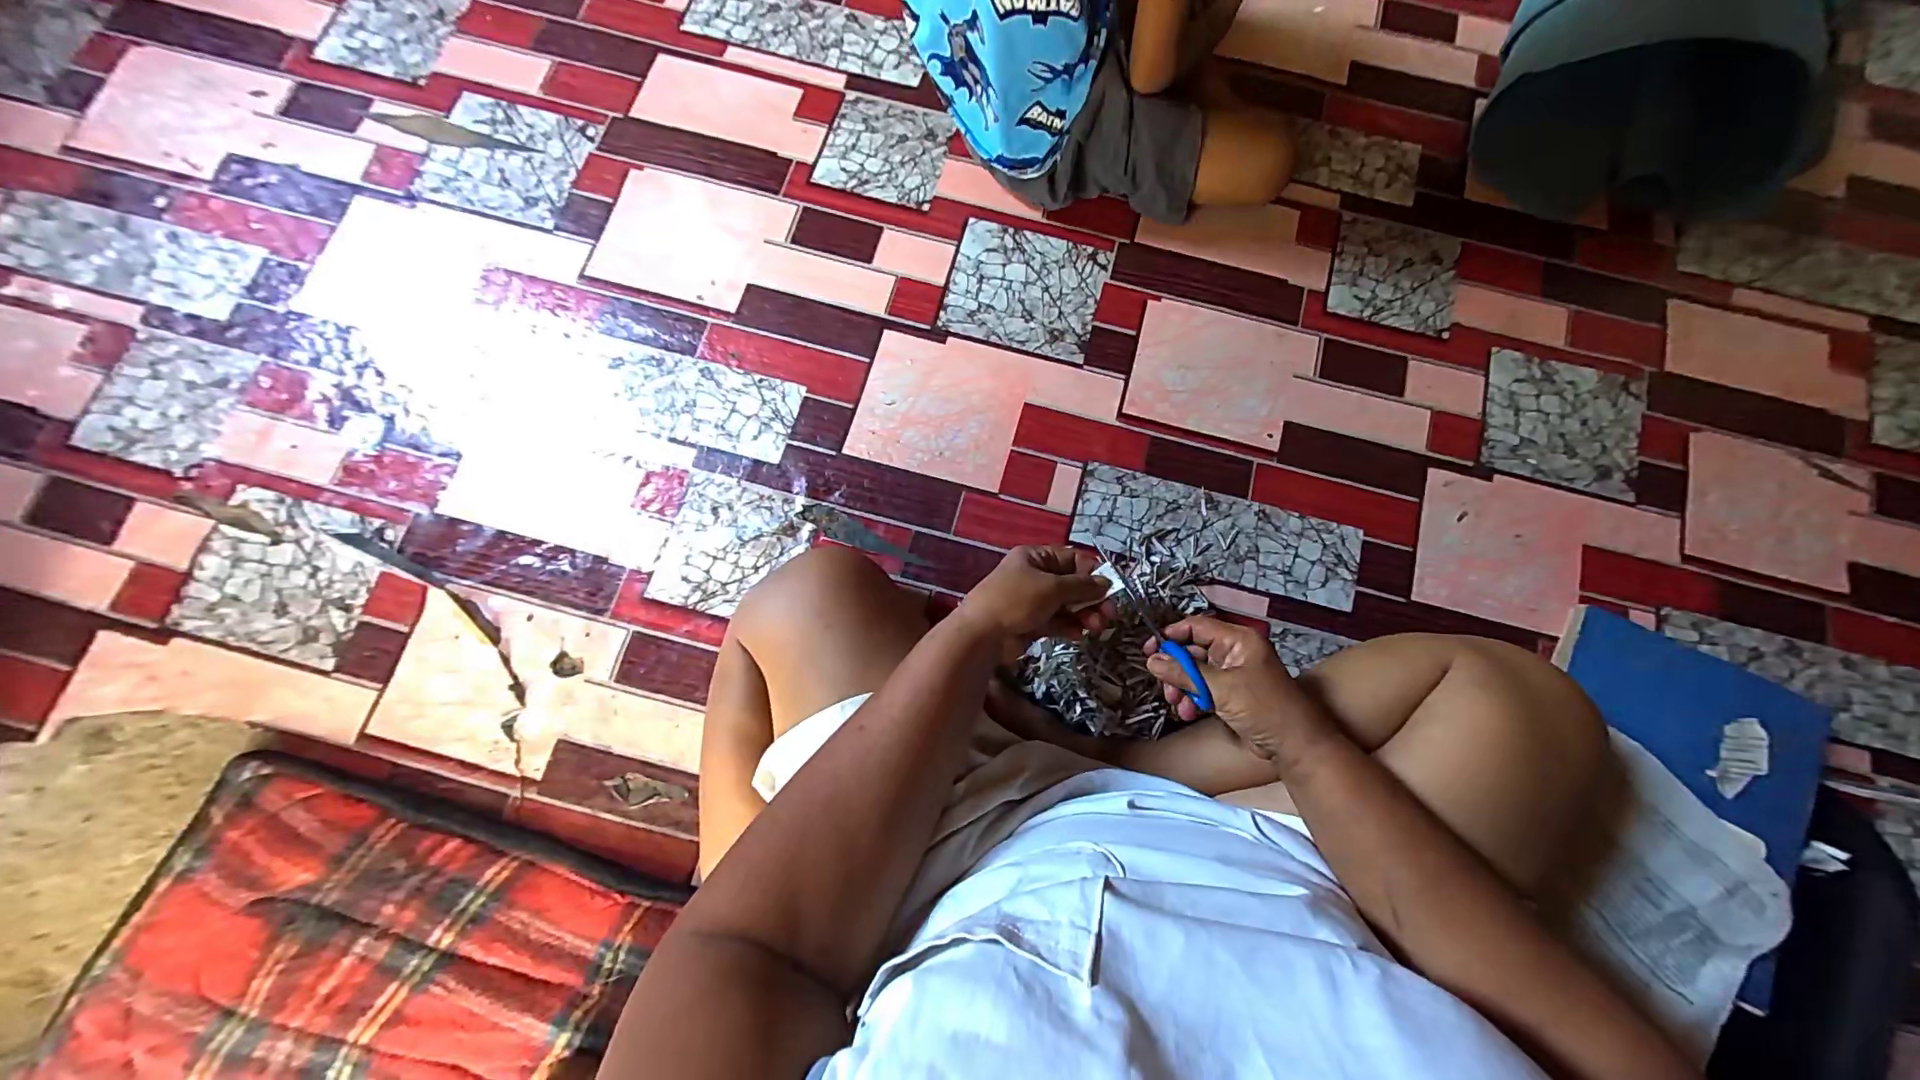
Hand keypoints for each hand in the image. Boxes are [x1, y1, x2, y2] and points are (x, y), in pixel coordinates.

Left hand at [956, 546, 1109, 642]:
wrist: (981, 634)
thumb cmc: (1015, 601)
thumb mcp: (1052, 588)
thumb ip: (1082, 586)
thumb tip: (1106, 583)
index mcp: (1035, 557)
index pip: (1072, 559)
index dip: (1093, 573)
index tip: (1109, 589)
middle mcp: (1034, 576)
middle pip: (1072, 584)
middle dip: (1091, 599)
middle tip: (1109, 615)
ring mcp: (1032, 600)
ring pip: (1066, 605)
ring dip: (1084, 615)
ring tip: (1096, 627)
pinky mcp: (1031, 622)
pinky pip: (1056, 621)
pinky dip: (1069, 626)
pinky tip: (1079, 634)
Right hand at [1145, 615, 1308, 762]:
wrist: (1295, 745)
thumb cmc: (1264, 709)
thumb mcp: (1220, 689)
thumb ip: (1184, 673)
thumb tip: (1152, 660)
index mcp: (1238, 640)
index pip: (1196, 626)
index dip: (1171, 636)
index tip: (1150, 650)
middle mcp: (1235, 651)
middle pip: (1193, 650)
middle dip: (1175, 668)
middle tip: (1162, 684)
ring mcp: (1233, 672)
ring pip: (1195, 671)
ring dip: (1181, 687)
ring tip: (1176, 703)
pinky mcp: (1231, 692)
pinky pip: (1203, 687)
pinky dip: (1193, 698)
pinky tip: (1188, 712)